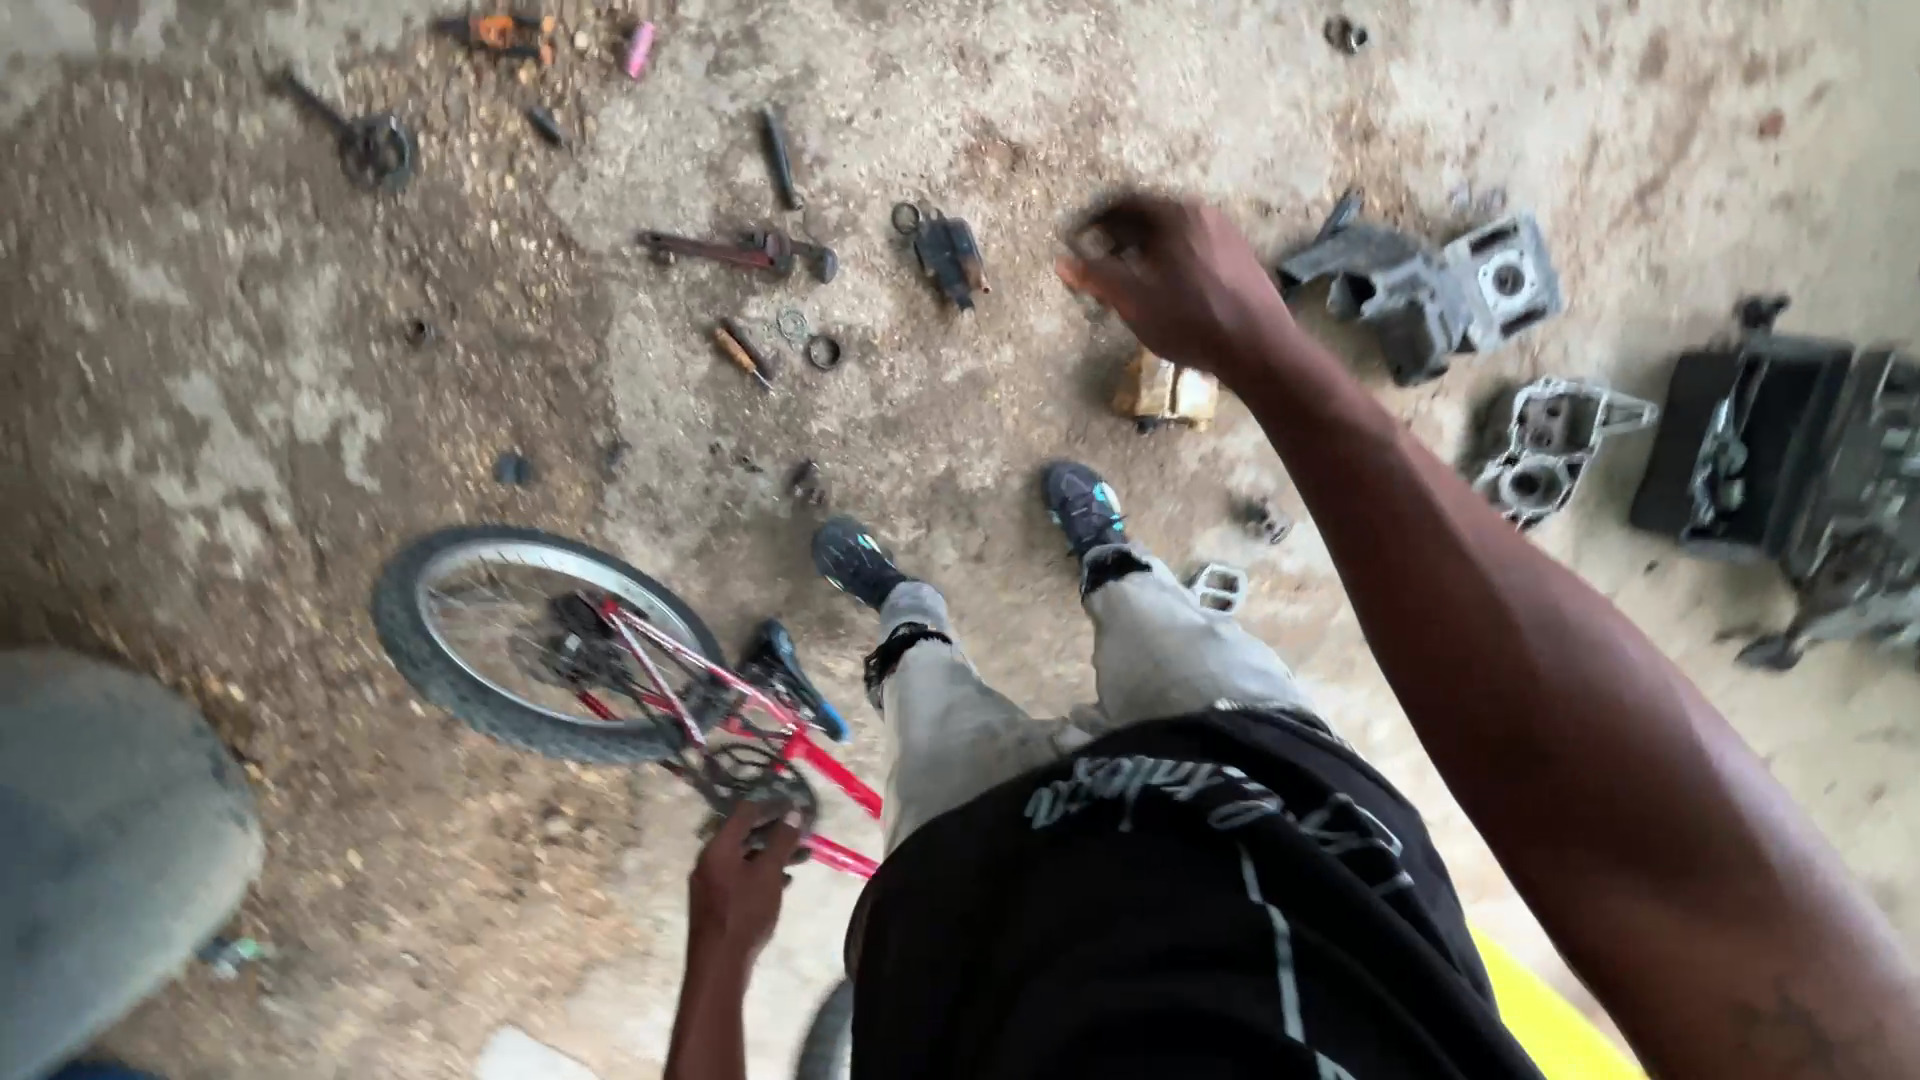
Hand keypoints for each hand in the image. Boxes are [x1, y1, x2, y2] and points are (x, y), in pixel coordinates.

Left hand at [687, 801, 803, 969]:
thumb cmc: (744, 912)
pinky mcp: (715, 901)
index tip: (794, 807)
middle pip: (744, 834)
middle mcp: (709, 859)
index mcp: (717, 847)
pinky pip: (740, 875)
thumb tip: (793, 813)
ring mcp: (710, 882)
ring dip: (771, 853)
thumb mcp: (768, 873)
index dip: (771, 805)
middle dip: (774, 831)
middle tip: (800, 832)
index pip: (745, 811)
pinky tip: (783, 881)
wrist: (718, 965)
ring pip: (745, 857)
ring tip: (801, 857)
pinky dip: (761, 872)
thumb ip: (781, 841)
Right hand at [1056, 193, 1298, 384]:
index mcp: (1176, 214)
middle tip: (1098, 267)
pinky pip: (1193, 251)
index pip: (1124, 202)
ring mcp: (1226, 236)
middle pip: (1149, 218)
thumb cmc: (1190, 319)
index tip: (1077, 242)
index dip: (1093, 220)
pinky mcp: (1240, 260)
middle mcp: (1203, 214)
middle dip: (1118, 240)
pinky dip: (1169, 263)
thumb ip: (1097, 277)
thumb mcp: (1134, 300)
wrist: (1257, 346)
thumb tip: (1063, 262)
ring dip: (1144, 254)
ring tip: (1128, 284)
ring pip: (1172, 236)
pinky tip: (1165, 295)